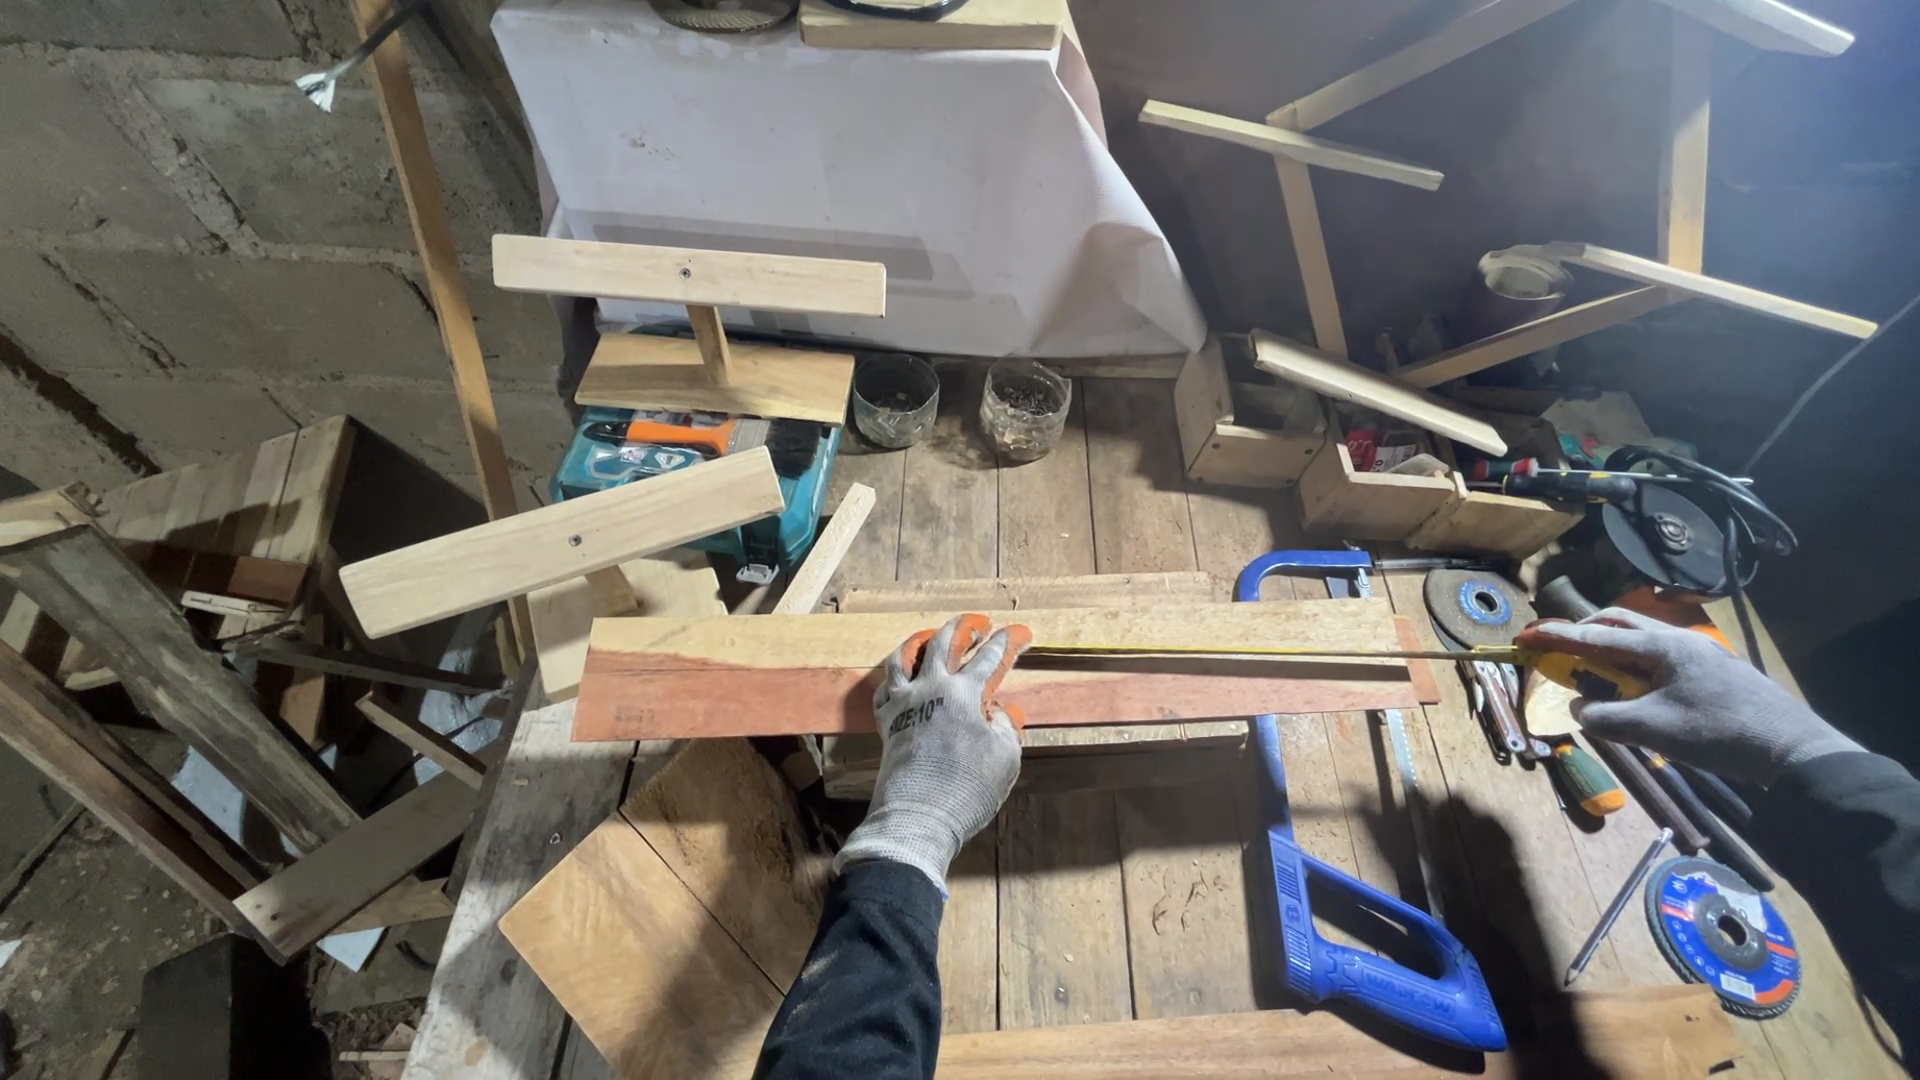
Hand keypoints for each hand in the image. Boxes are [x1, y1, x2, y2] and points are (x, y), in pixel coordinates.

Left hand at [834, 614, 1030, 892]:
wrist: (918, 816)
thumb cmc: (967, 787)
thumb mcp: (1004, 757)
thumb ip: (1003, 727)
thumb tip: (995, 712)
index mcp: (963, 692)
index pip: (989, 658)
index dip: (1007, 642)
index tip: (1018, 632)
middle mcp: (931, 688)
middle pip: (944, 643)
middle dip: (963, 627)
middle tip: (976, 621)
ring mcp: (904, 703)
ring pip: (905, 657)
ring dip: (921, 641)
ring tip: (929, 636)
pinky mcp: (887, 722)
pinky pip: (886, 687)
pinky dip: (895, 674)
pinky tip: (900, 675)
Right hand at [1518, 608, 1860, 785]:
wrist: (1801, 754)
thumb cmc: (1720, 734)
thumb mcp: (1650, 729)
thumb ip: (1602, 716)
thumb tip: (1578, 708)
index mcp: (1663, 647)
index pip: (1595, 636)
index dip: (1556, 636)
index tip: (1525, 635)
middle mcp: (1682, 640)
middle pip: (1620, 622)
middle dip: (1584, 630)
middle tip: (1561, 645)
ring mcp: (1704, 654)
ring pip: (1643, 637)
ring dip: (1611, 646)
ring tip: (1595, 667)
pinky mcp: (1717, 671)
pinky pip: (1662, 654)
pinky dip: (1635, 661)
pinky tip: (1636, 684)